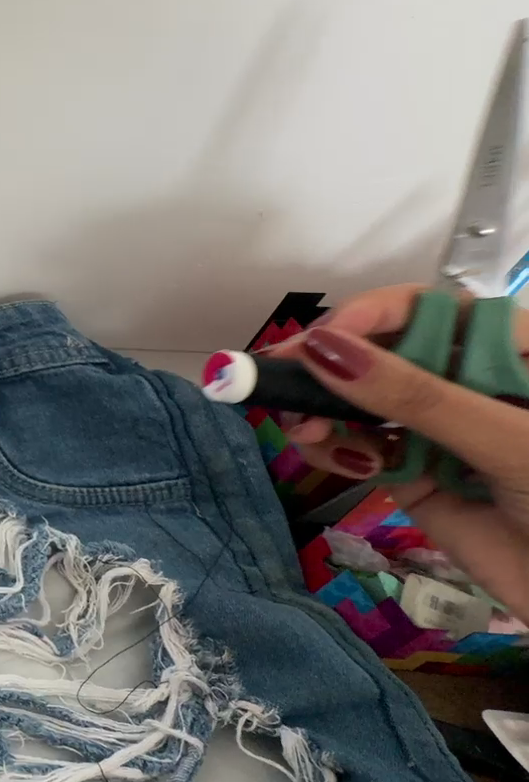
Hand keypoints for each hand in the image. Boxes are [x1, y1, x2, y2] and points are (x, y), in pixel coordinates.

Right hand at [273, 284, 528, 617]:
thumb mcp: (511, 443)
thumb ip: (417, 396)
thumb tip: (317, 347)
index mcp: (520, 362)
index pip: (439, 311)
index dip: (376, 314)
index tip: (322, 338)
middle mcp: (473, 389)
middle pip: (380, 353)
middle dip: (326, 369)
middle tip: (278, 381)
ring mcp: (437, 431)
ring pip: (352, 400)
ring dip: (317, 413)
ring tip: (306, 436)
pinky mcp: (407, 470)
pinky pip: (350, 444)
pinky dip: (330, 450)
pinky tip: (344, 465)